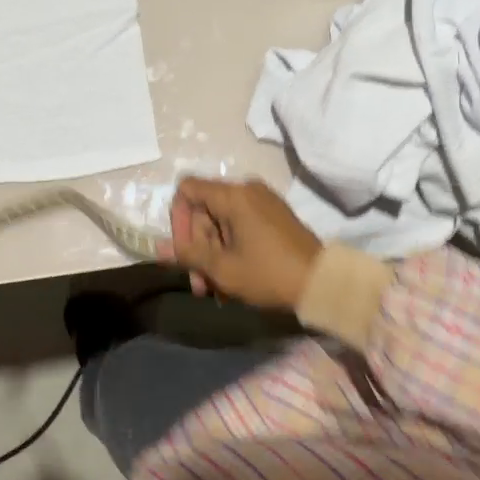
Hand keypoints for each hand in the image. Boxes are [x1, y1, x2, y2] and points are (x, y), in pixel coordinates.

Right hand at [158, 177, 321, 308]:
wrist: (321, 281)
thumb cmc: (268, 273)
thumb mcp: (223, 269)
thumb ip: (188, 254)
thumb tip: (158, 248)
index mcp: (233, 195)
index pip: (188, 189)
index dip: (178, 219)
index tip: (184, 251)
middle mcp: (247, 189)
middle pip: (205, 210)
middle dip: (198, 247)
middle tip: (200, 285)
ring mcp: (263, 201)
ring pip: (222, 221)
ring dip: (214, 254)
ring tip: (216, 290)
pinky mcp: (274, 215)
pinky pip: (241, 224)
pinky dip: (231, 247)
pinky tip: (233, 278)